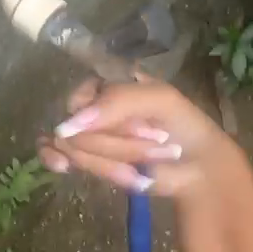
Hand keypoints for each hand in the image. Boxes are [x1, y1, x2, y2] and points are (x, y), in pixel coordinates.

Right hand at [36, 78, 239, 197]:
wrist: (197, 169)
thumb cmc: (183, 126)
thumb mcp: (159, 100)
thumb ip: (115, 103)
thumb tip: (65, 128)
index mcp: (109, 82)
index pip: (81, 94)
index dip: (102, 115)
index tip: (142, 125)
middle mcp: (93, 105)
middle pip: (76, 123)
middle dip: (112, 143)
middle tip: (152, 143)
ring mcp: (88, 133)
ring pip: (72, 144)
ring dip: (109, 159)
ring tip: (139, 168)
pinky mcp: (86, 159)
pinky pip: (56, 155)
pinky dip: (54, 159)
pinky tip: (62, 167)